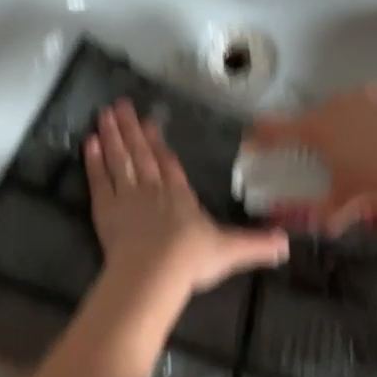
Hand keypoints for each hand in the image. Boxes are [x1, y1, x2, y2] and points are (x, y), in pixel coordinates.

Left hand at [86, 101, 288, 295]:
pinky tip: (89, 143)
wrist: (156, 271)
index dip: (159, 144)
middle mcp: (154, 189)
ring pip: (119, 160)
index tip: (151, 123)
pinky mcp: (106, 209)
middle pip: (141, 154)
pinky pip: (100, 180)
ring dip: (112, 136)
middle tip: (119, 105)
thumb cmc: (192, 259)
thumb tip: (287, 244)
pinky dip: (94, 161)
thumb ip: (257, 245)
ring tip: (103, 115)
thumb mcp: (232, 251)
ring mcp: (128, 197)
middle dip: (131, 129)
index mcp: (181, 196)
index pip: (169, 165)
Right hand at [245, 84, 376, 232]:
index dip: (260, 136)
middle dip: (314, 137)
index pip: (274, 128)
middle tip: (326, 157)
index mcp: (316, 129)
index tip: (253, 143)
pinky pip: (372, 104)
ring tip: (361, 147)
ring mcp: (362, 95)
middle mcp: (333, 105)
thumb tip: (323, 227)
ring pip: (343, 109)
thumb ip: (329, 211)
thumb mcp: (349, 198)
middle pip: (312, 119)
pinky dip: (373, 118)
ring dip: (344, 125)